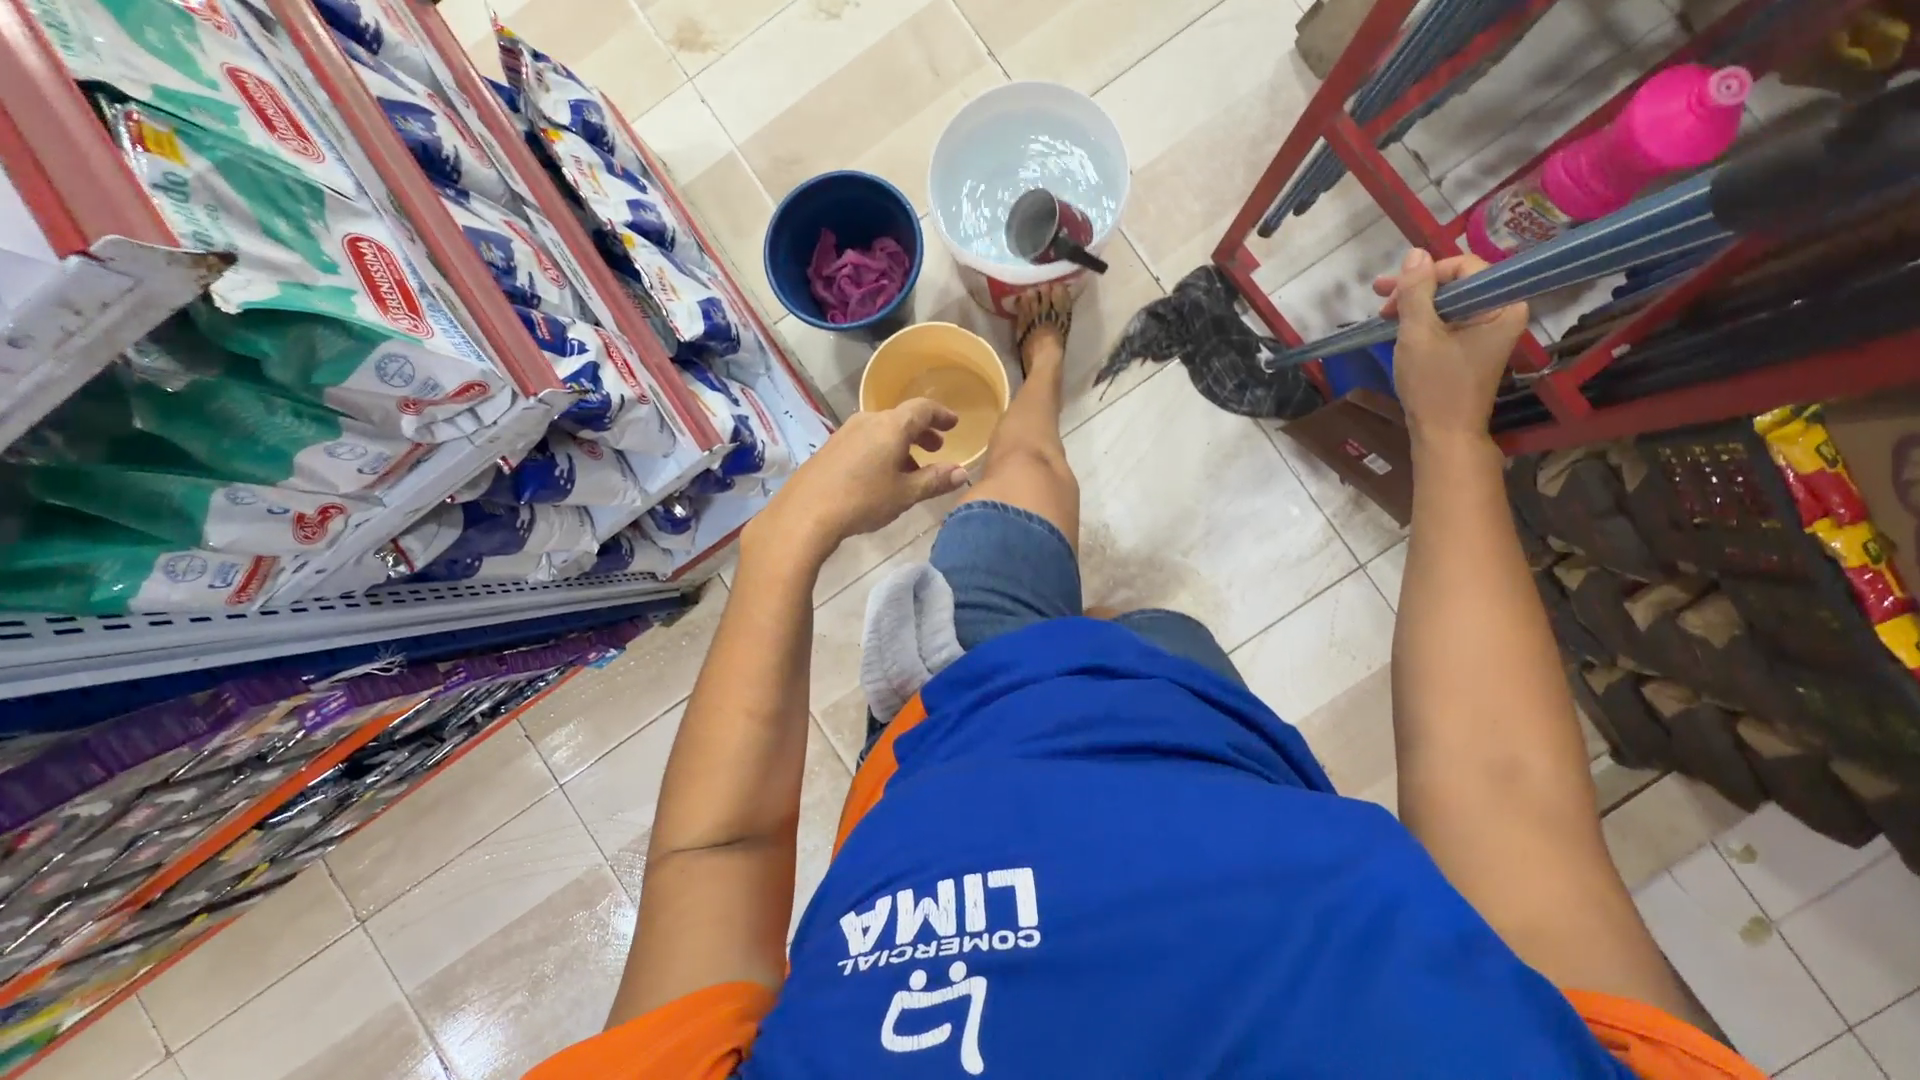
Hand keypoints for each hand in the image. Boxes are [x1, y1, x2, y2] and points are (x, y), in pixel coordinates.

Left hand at [750, 398, 969, 557]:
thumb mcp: (905, 494)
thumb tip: (962, 472)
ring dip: (901, 444)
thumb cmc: (863, 500)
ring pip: (882, 431)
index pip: (922, 409)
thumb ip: (935, 480)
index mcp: (891, 426)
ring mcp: (845, 433)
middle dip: (922, 432)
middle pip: (901, 418)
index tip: (953, 424)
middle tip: (936, 449)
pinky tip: (882, 476)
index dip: (941, 415)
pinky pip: (865, 441)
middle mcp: (868, 421)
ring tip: (911, 470)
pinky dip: (882, 450)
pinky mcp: (830, 448)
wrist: (805, 513)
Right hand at [1371, 249, 1528, 443]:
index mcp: (1502, 305)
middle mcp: (1503, 312)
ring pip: (1449, 302)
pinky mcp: (1474, 346)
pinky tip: (1399, 325)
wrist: (1444, 434)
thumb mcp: (1418, 334)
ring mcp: (1489, 330)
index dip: (1426, 275)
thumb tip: (1415, 254)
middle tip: (1379, 298)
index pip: (1465, 268)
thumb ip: (1416, 291)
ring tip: (1383, 314)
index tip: (1391, 293)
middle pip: (1457, 284)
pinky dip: (1423, 321)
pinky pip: (1449, 321)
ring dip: (1415, 305)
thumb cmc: (1434, 385)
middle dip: (1416, 289)